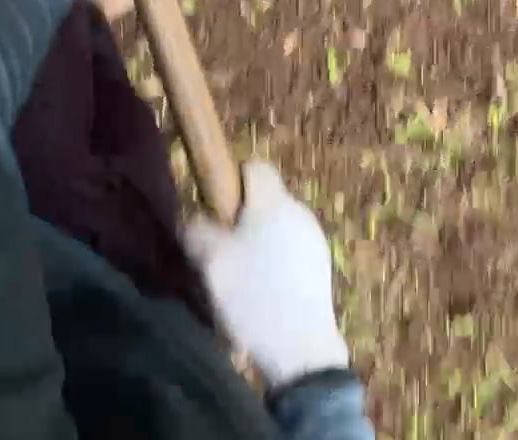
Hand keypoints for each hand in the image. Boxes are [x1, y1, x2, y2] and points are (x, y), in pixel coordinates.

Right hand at [185, 162, 349, 388]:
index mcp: (272, 202)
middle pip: (266, 198)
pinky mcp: (322, 264)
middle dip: (244, 216)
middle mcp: (298, 211)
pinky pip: (292, 248)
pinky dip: (277, 260)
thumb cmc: (253, 296)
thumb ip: (197, 229)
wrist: (302, 350)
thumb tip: (195, 219)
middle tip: (225, 249)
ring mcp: (314, 238)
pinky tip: (266, 292)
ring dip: (260, 240)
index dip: (233, 180)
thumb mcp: (211, 262)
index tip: (219, 208)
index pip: (255, 166)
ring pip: (278, 225)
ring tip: (244, 276)